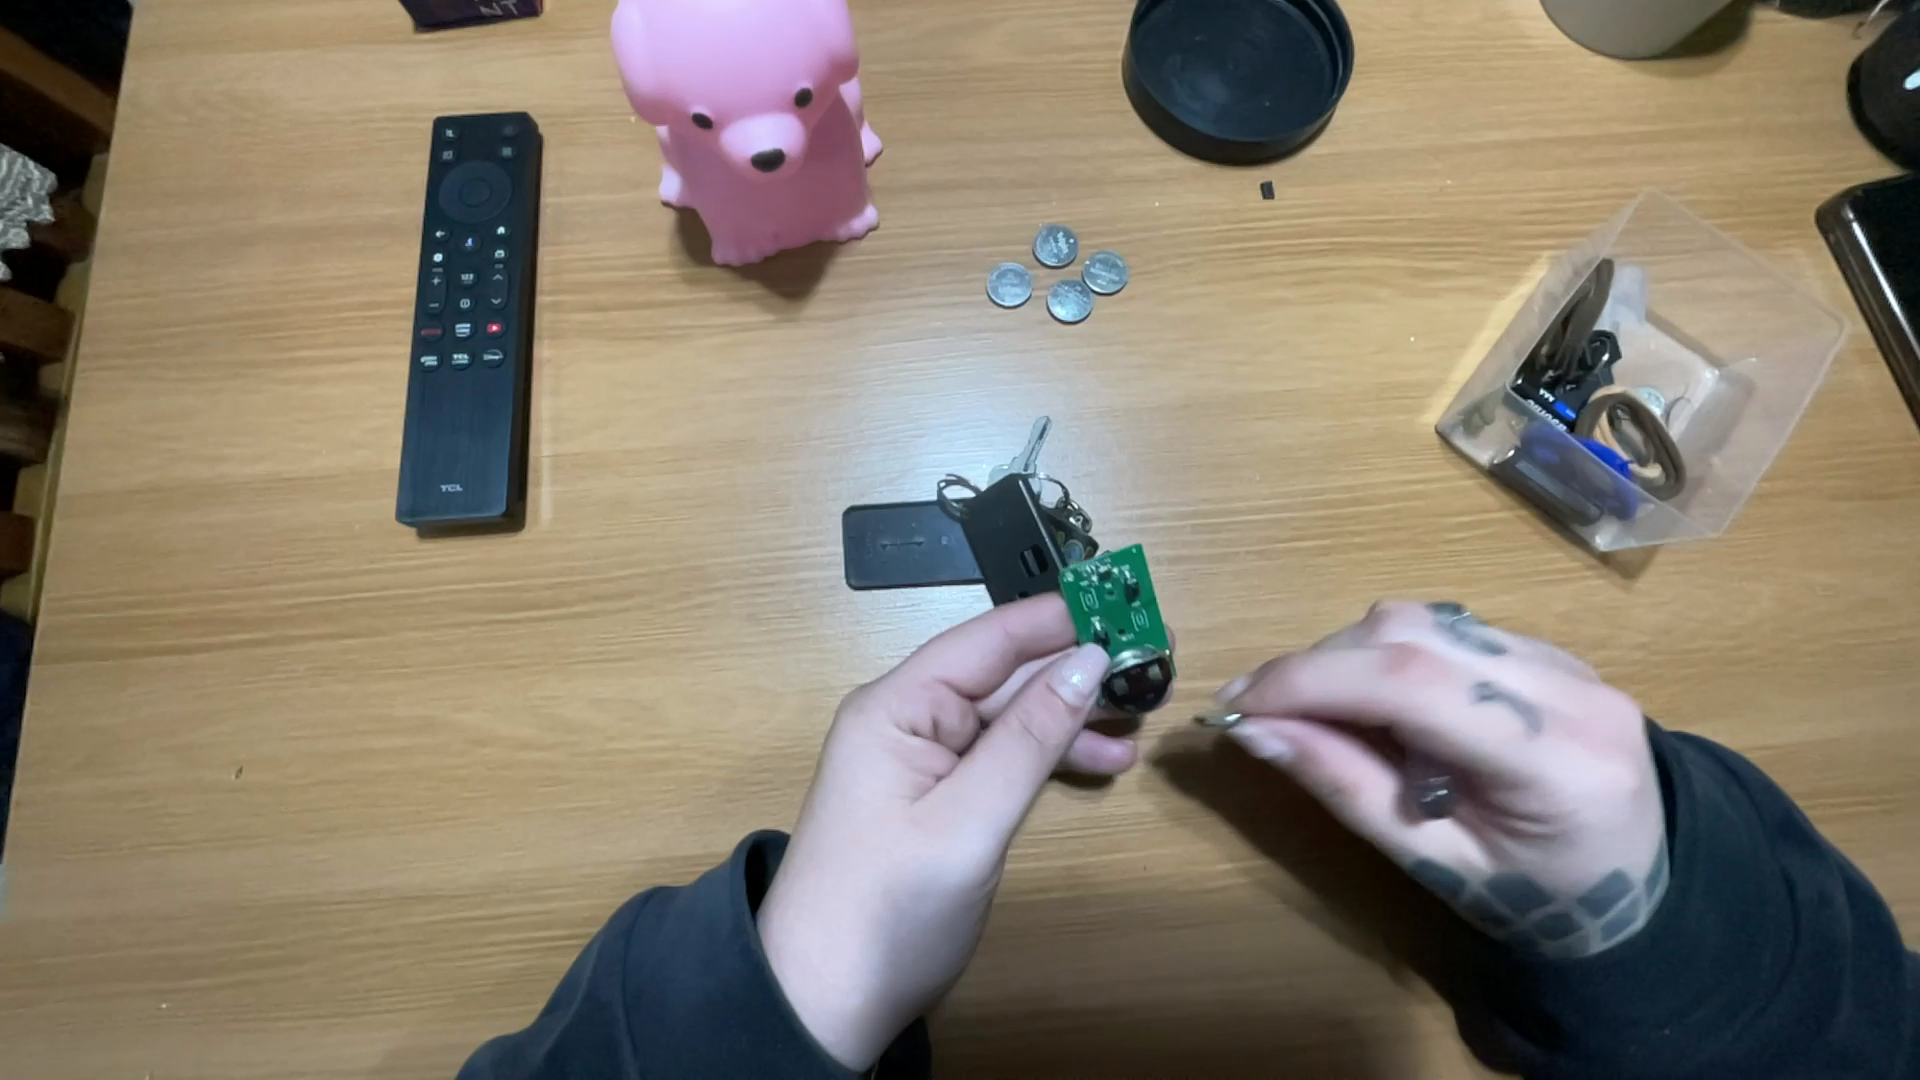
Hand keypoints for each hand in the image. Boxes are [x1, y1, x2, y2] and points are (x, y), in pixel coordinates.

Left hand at [757, 595, 1145, 1068]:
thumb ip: (1030, 739)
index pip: (988, 639)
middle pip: (1005, 675)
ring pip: (1013, 715)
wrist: (826, 1004)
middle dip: (1077, 668)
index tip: (1124, 604)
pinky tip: (1106, 761)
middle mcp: (912, 716)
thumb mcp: (968, 822)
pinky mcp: (943, 791)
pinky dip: (1054, 756)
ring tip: (1144, 714)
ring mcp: (928, 755)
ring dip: (1074, 714)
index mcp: (898, 704)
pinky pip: (1006, 756)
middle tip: (1154, 661)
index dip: (1057, 619)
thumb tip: (1089, 659)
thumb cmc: (888, 908)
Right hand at [1215, 600, 1666, 959]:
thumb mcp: (1429, 859)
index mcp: (1557, 761)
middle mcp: (1568, 688)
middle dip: (1316, 665)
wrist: (1633, 887)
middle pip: (1407, 633)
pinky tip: (1373, 700)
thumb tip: (1250, 728)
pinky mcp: (1539, 646)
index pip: (1411, 682)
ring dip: (1342, 656)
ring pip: (1414, 618)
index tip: (1239, 702)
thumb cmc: (1529, 896)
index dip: (1310, 680)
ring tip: (1319, 710)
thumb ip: (1341, 784)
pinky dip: (1377, 654)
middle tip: (1262, 709)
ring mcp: (1560, 658)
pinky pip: (1434, 626)